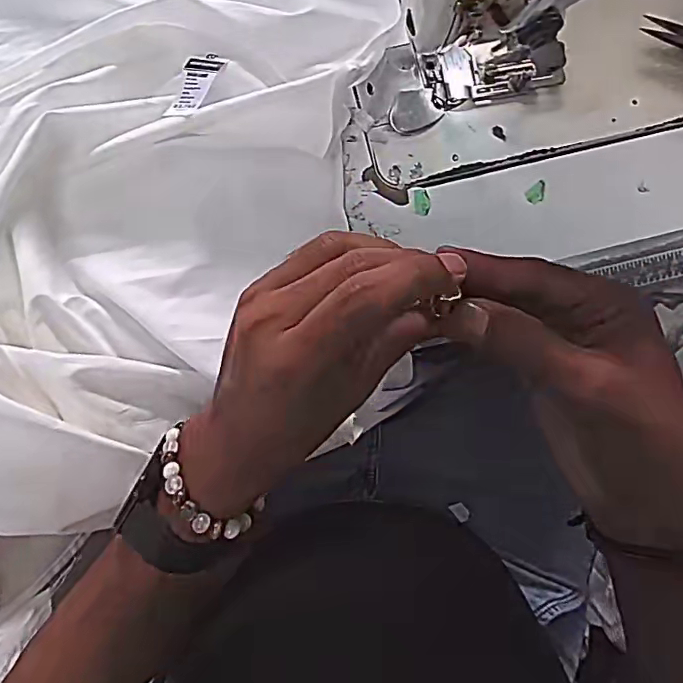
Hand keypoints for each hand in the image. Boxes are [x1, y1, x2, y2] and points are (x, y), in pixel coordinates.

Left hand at [181, 232, 462, 517]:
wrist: (236, 435)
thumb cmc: (287, 432)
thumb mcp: (352, 393)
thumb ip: (392, 342)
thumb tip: (428, 309)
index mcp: (295, 354)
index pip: (364, 292)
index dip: (415, 276)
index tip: (446, 276)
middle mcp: (272, 315)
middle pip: (352, 264)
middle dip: (406, 261)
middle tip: (438, 274)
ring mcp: (261, 295)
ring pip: (333, 247)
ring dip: (382, 250)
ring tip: (410, 269)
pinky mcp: (259, 285)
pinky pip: (312, 251)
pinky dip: (352, 250)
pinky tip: (374, 264)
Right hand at [436, 249, 682, 549]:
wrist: (651, 509)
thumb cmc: (644, 444)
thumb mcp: (587, 386)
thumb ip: (526, 343)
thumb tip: (466, 311)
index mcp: (606, 304)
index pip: (537, 277)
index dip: (488, 270)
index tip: (442, 264)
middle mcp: (580, 314)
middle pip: (517, 290)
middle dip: (472, 285)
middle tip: (421, 280)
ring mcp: (558, 341)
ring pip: (505, 313)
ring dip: (467, 307)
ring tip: (424, 300)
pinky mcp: (539, 368)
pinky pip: (500, 339)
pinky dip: (472, 332)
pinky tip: (446, 327)